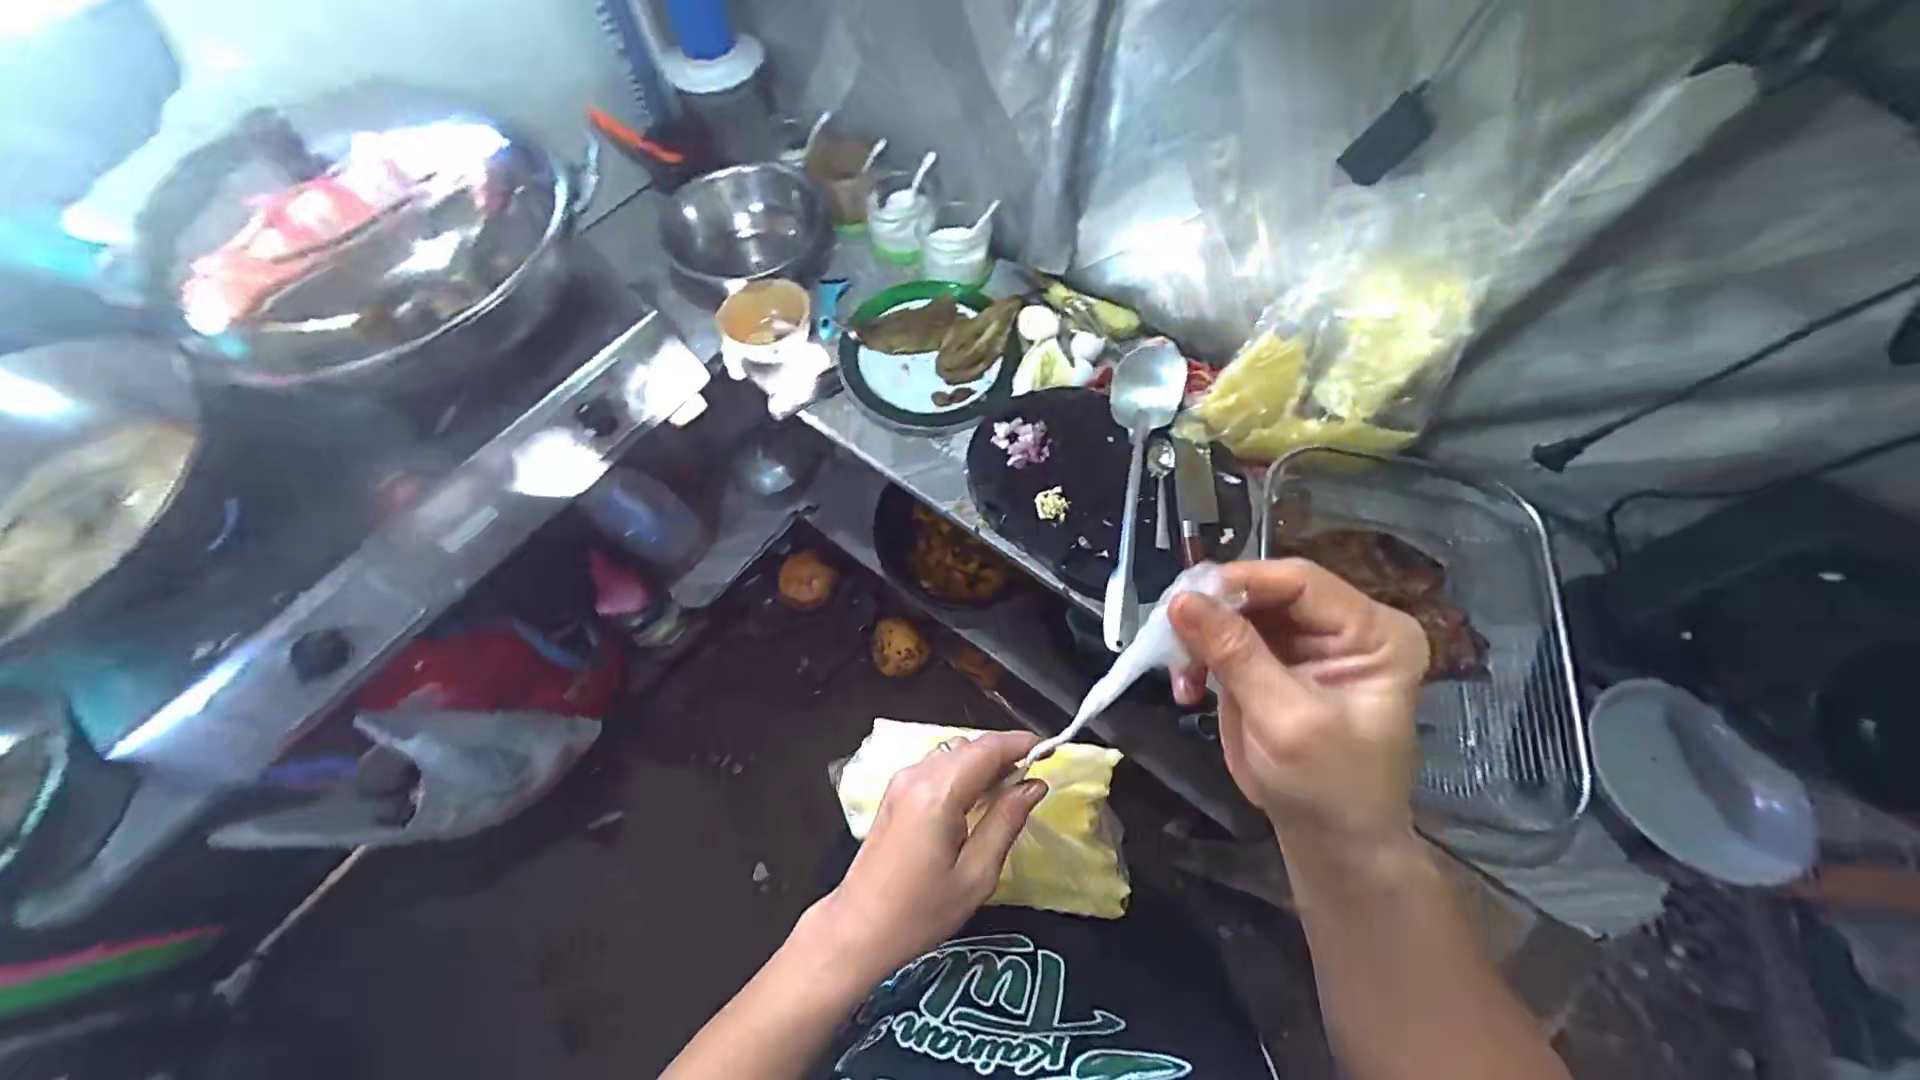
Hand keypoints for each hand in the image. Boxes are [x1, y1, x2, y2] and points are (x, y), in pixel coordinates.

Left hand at [806, 731, 1046, 982]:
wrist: (859, 928)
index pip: (987, 748)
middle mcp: (917, 775)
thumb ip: (1006, 821)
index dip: (1021, 743)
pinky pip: (938, 765)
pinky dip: (963, 771)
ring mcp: (902, 780)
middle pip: (971, 745)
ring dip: (983, 762)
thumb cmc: (920, 911)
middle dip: (1005, 754)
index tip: (1050, 751)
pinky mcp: (896, 790)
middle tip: (1032, 779)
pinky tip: (976, 799)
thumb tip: (1034, 786)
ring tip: (1008, 790)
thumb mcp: (976, 874)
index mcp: (938, 793)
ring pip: (954, 752)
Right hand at [1169, 559, 1428, 856]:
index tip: (1183, 601)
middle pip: (1260, 591)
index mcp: (1372, 632)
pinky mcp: (1269, 658)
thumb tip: (1180, 600)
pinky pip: (1221, 636)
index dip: (1239, 583)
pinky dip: (1196, 655)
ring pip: (1232, 610)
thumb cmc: (1327, 787)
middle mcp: (1340, 625)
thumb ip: (1236, 655)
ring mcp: (1302, 641)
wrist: (1330, 839)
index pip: (1299, 581)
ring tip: (1178, 677)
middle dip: (1210, 614)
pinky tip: (1186, 686)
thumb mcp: (1284, 720)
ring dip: (1196, 638)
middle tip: (1168, 639)